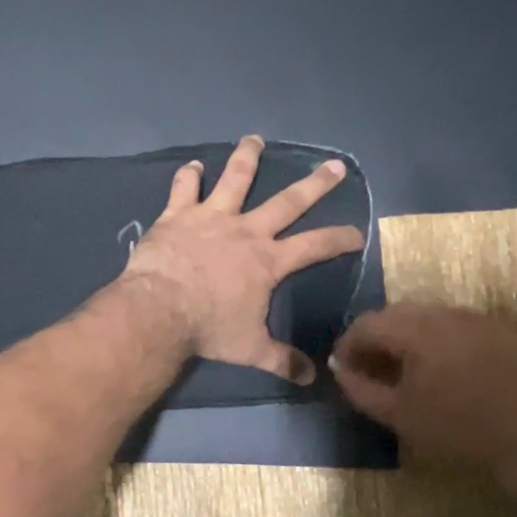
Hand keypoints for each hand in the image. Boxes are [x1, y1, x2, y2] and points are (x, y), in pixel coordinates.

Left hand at [121, 134, 366, 384]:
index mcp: (268, 260)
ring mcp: (210, 217)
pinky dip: (188, 176)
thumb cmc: (207, 327)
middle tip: (334, 165)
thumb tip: (312, 378)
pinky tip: (192, 165)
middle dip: (314, 184)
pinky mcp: (177, 215)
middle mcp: (245, 231)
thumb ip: (282, 360)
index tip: (357, 232)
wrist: (159, 308)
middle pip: (287, 202)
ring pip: (234, 179)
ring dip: (246, 158)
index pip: (314, 247)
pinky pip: (184, 189)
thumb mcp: (250, 348)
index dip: (339, 238)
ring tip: (254, 138)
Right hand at [330, 304, 516, 487]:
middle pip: (398, 314)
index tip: (343, 367)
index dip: (348, 344)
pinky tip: (446, 370)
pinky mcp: (505, 332)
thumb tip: (341, 370)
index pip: (368, 323)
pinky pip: (460, 327)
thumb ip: (361, 389)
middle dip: (377, 337)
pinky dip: (441, 341)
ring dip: (409, 337)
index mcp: (417, 330)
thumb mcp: (399, 415)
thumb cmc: (460, 429)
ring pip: (430, 317)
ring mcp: (480, 320)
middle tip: (370, 367)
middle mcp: (447, 313)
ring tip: (406, 368)